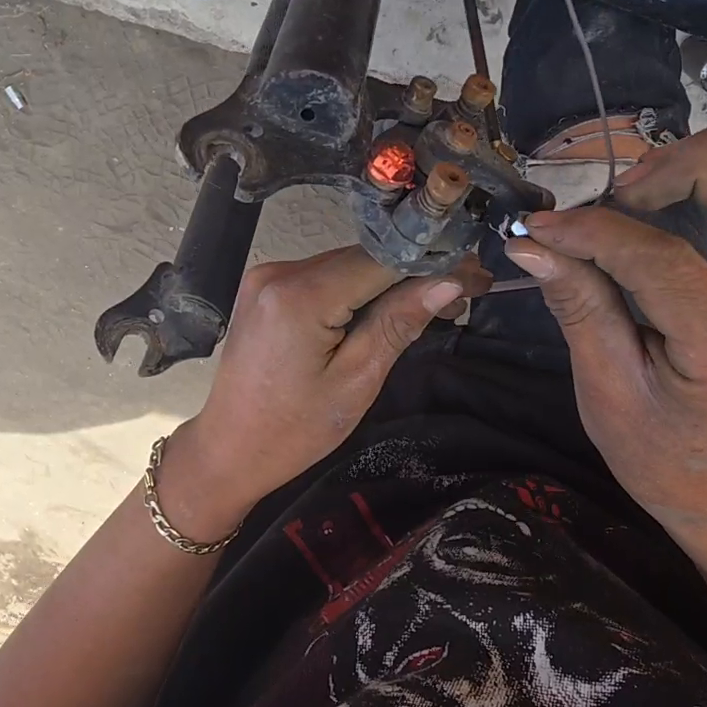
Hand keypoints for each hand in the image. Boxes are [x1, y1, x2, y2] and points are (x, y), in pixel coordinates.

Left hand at [159, 248, 490, 538]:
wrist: (229, 449)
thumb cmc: (293, 431)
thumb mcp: (356, 381)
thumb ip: (398, 323)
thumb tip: (450, 280)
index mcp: (299, 295)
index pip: (382, 257)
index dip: (434, 261)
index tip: (477, 273)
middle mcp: (279, 271)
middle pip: (363, 256)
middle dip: (415, 270)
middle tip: (467, 291)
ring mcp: (266, 276)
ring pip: (345, 264)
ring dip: (389, 280)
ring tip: (435, 303)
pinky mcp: (264, 288)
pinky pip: (323, 277)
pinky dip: (357, 289)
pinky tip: (388, 307)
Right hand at [502, 123, 706, 529]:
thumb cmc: (656, 450)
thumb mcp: (603, 388)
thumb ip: (578, 304)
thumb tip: (532, 242)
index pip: (669, 263)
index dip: (598, 233)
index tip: (544, 227)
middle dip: (696, 165)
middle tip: (622, 190)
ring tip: (643, 186)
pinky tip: (669, 196)